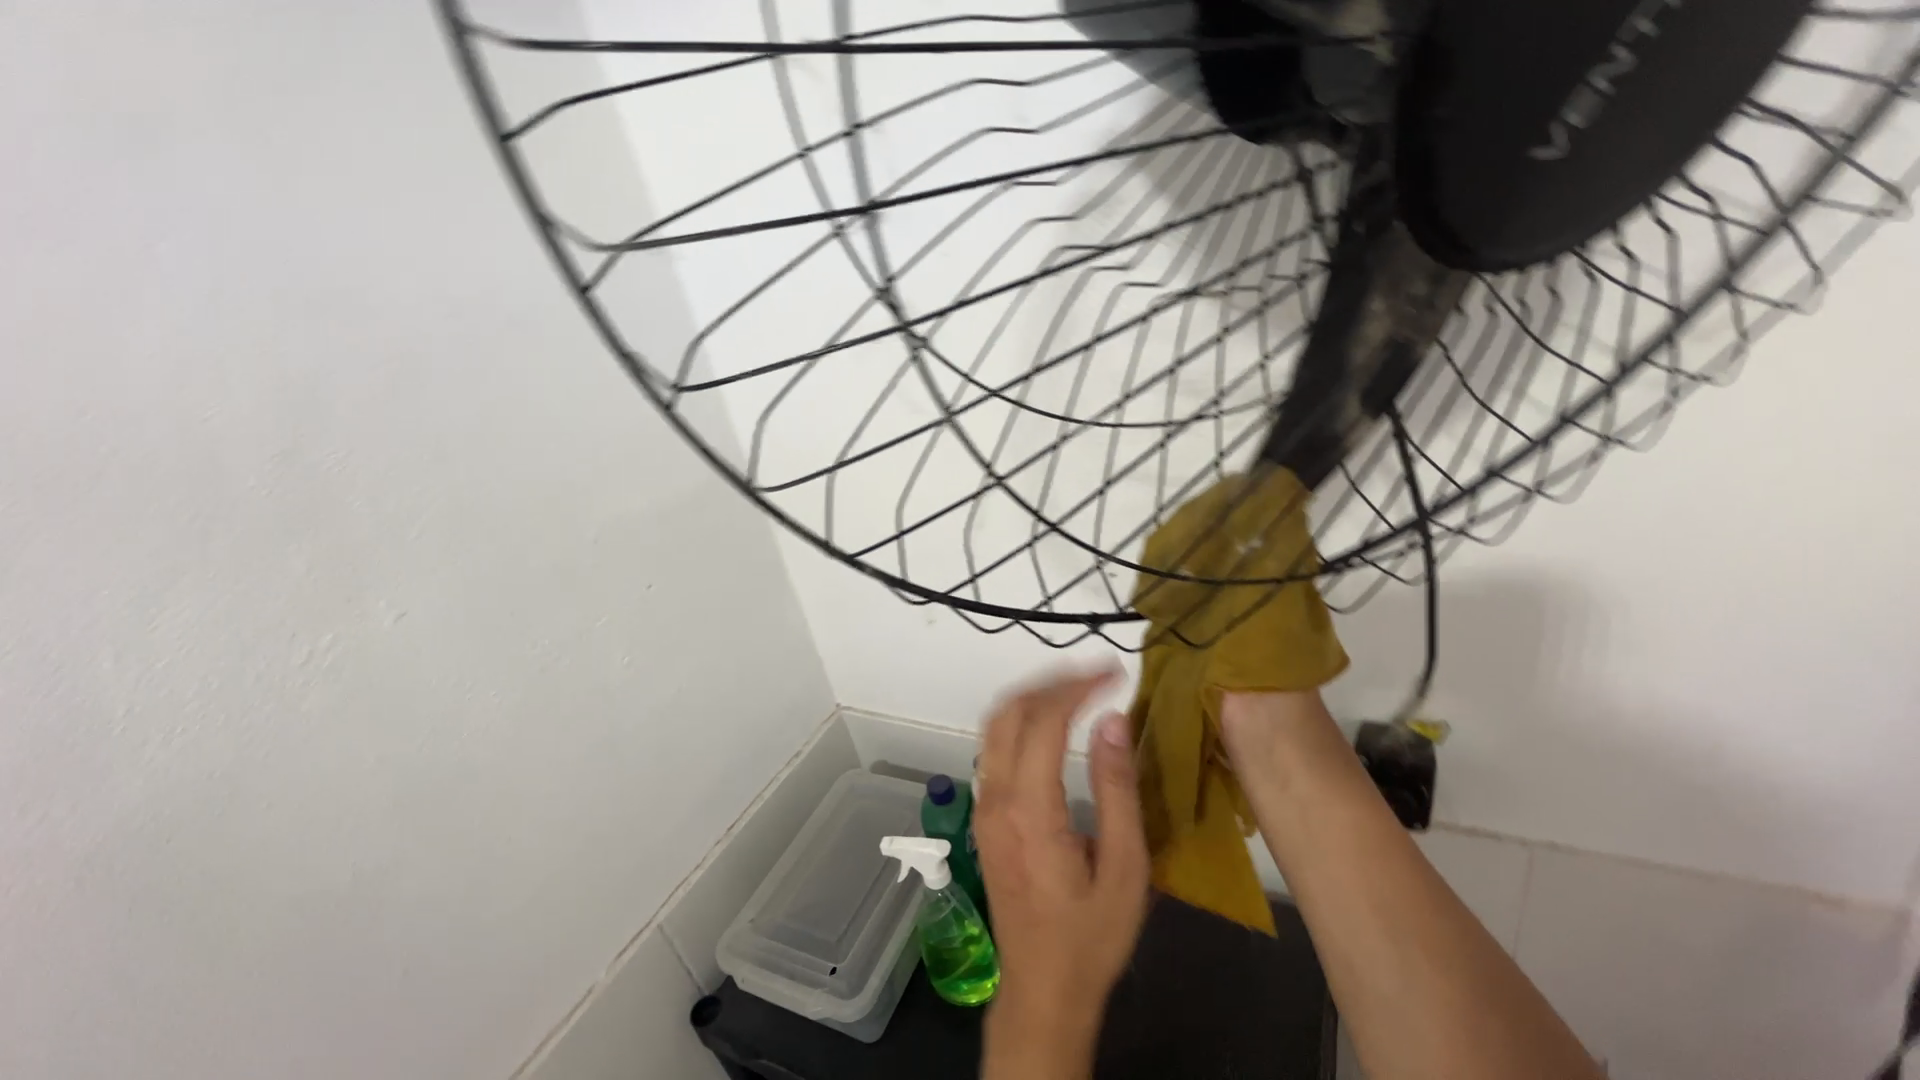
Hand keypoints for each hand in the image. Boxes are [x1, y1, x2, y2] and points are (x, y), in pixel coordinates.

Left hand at [974, 669, 1150, 1077]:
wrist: (1042, 989)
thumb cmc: (1090, 936)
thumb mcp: (1125, 869)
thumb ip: (1117, 790)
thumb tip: (1112, 721)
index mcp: (1029, 810)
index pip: (1045, 721)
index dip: (1078, 687)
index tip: (1115, 673)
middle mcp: (994, 800)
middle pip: (1009, 713)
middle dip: (1051, 682)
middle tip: (1096, 675)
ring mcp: (982, 808)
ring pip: (993, 728)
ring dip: (1031, 698)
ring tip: (1077, 690)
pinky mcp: (983, 819)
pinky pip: (993, 751)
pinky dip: (1019, 723)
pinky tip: (1052, 727)